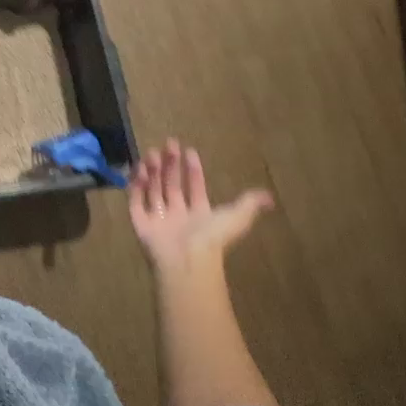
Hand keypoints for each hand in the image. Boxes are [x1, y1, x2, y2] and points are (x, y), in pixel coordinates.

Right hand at [128, 139, 273, 277]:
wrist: (187, 261)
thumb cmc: (211, 238)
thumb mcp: (236, 218)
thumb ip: (248, 204)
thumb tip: (270, 197)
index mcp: (199, 215)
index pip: (195, 188)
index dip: (193, 171)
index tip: (189, 150)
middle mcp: (178, 216)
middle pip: (172, 185)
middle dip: (170, 165)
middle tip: (168, 144)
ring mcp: (158, 219)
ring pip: (153, 190)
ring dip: (152, 172)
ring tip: (152, 153)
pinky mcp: (141, 223)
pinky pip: (135, 202)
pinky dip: (135, 186)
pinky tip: (138, 169)